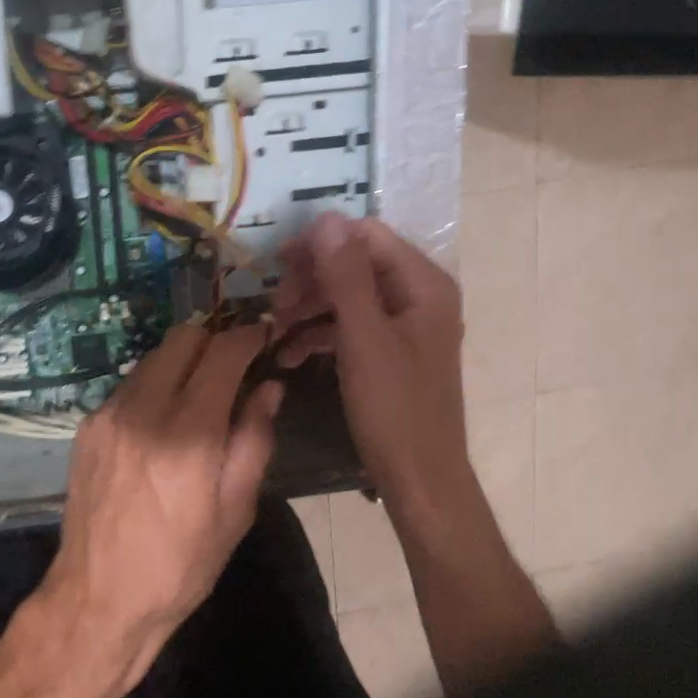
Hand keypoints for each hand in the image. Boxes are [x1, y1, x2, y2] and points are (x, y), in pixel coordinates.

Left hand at [36, 323, 283, 688]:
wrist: (99, 595)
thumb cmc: (180, 564)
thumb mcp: (235, 511)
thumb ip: (254, 440)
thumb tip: (269, 387)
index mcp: (188, 435)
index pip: (222, 355)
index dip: (248, 338)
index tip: (263, 338)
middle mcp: (143, 410)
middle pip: (183, 338)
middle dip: (214, 342)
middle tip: (234, 368)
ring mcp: (108, 413)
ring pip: (153, 356)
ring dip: (182, 362)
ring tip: (199, 395)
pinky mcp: (87, 423)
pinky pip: (129, 383)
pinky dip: (154, 385)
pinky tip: (163, 420)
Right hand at [272, 212, 471, 517]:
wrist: (421, 480)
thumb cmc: (395, 407)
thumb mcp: (363, 337)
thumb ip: (345, 275)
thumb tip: (325, 217)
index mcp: (423, 284)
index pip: (366, 235)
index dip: (320, 243)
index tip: (277, 263)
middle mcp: (418, 296)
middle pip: (354, 263)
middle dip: (310, 279)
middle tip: (274, 303)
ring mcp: (405, 325)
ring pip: (347, 295)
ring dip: (308, 308)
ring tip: (275, 331)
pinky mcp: (390, 352)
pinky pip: (349, 326)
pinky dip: (319, 335)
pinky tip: (289, 355)